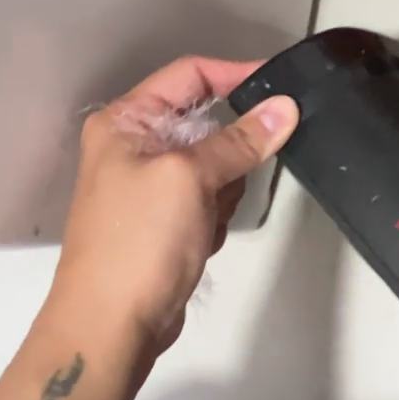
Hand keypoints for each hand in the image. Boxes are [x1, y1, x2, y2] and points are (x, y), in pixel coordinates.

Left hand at [53, 57, 298, 355]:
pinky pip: (214, 196)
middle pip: (210, 121)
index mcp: (127, 122)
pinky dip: (217, 213)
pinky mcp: (169, 217)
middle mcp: (137, 146)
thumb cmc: (138, 241)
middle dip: (231, 150)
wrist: (112, 325)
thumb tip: (286, 106)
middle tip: (234, 175)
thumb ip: (242, 140)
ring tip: (206, 217)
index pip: (191, 75)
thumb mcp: (192, 178)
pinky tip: (201, 238)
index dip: (237, 74)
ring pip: (220, 161)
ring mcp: (153, 183)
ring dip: (225, 189)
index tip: (283, 86)